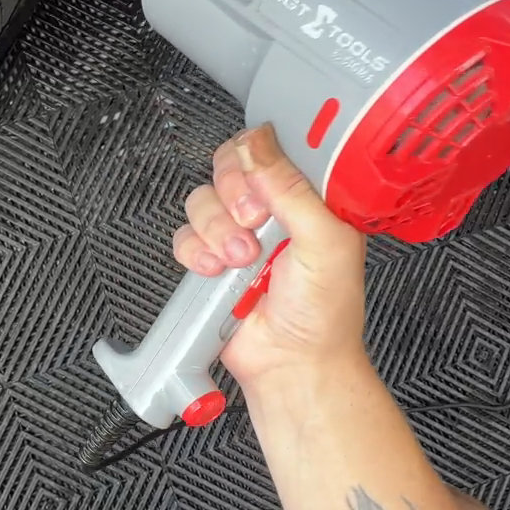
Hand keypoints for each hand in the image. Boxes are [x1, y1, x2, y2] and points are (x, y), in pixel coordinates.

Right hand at [172, 125, 369, 393]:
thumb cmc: (323, 313)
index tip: (264, 188)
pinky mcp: (208, 260)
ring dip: (216, 231)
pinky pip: (183, 237)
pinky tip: (216, 270)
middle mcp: (270, 210)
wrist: (290, 362)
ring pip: (201, 201)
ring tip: (240, 260)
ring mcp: (236, 234)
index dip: (258, 159)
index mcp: (307, 195)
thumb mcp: (326, 241)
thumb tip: (258, 147)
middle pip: (228, 167)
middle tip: (253, 225)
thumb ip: (292, 190)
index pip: (271, 147)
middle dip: (233, 196)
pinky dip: (195, 252)